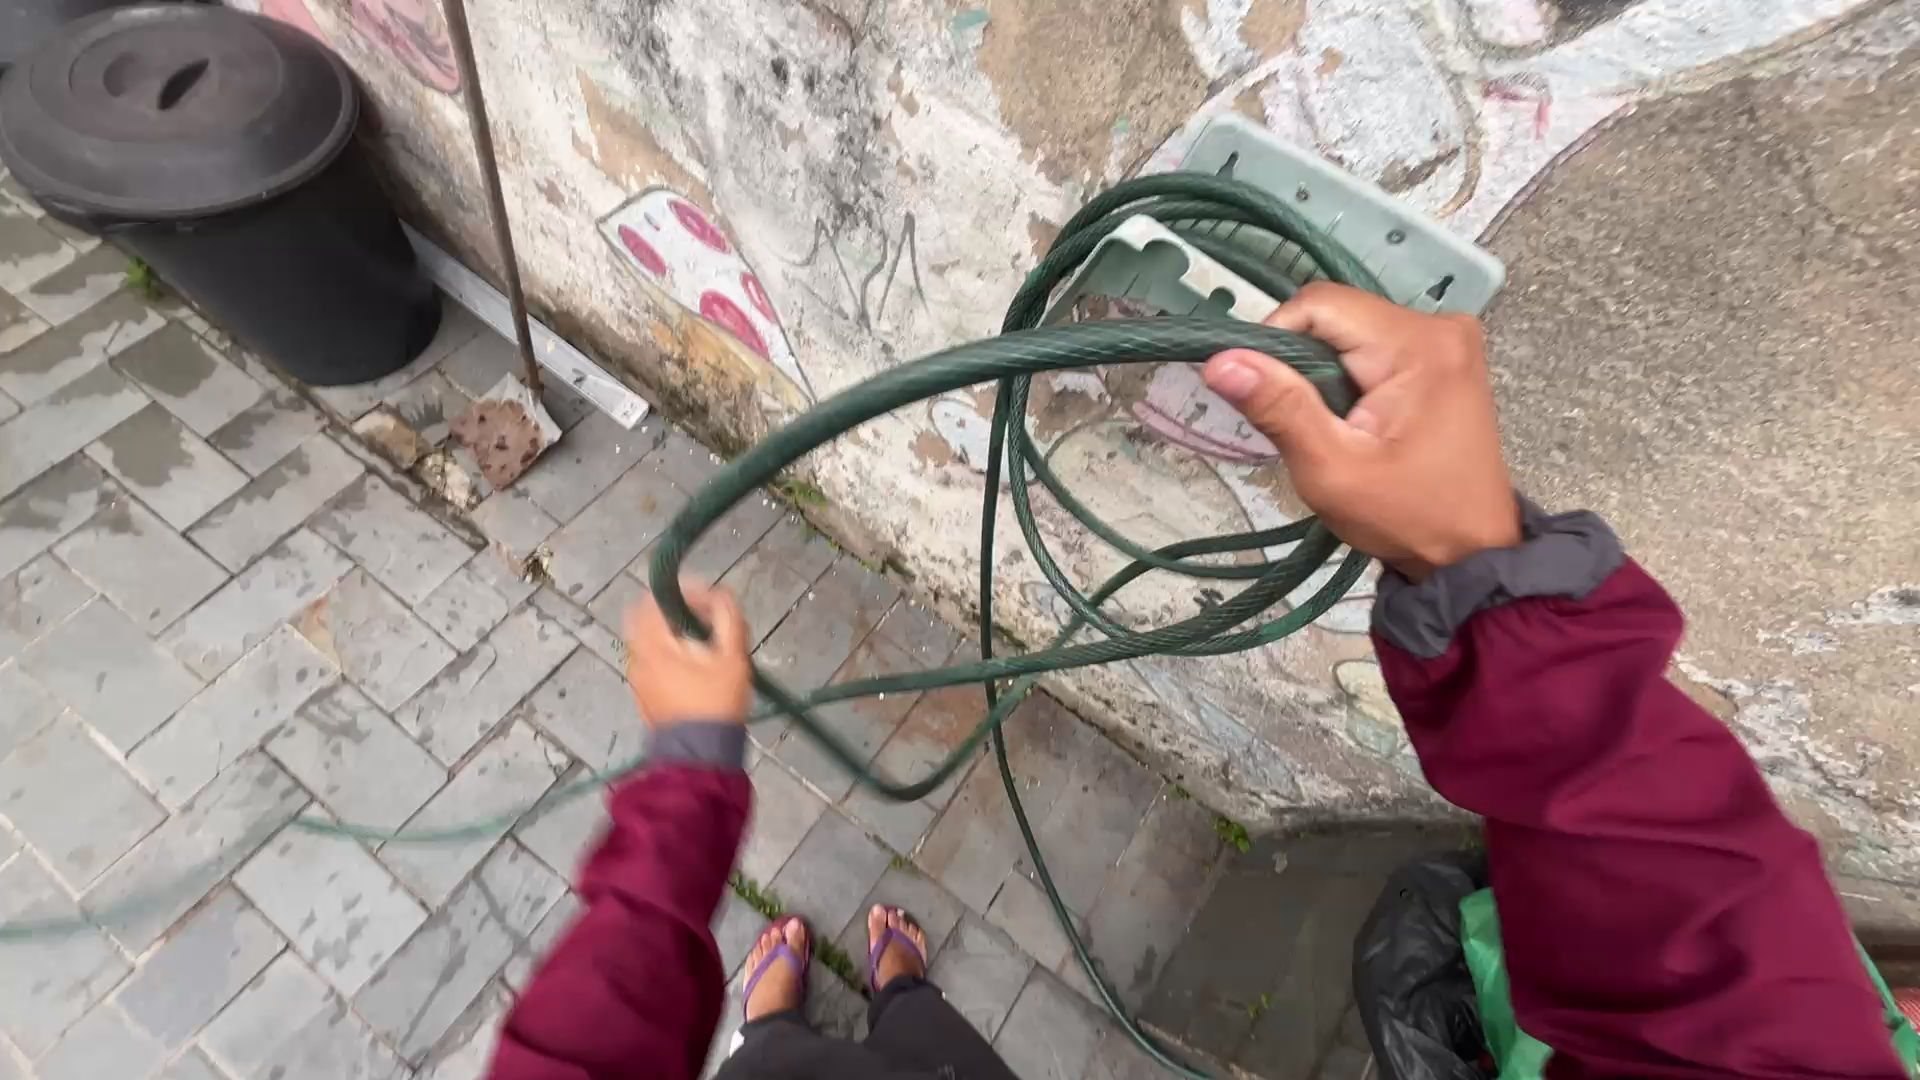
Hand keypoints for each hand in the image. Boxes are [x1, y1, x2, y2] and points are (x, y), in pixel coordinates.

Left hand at [622, 580, 752, 727]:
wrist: (699, 753)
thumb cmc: (716, 702)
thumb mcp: (731, 658)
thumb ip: (728, 620)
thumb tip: (722, 595)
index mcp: (653, 646)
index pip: (653, 602)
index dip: (682, 591)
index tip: (708, 596)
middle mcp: (637, 658)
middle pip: (646, 618)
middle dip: (675, 609)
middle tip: (704, 613)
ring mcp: (637, 677)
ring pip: (648, 639)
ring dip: (673, 630)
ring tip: (706, 638)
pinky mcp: (644, 693)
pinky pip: (651, 659)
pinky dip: (669, 650)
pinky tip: (696, 663)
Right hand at [1202, 283, 1520, 580]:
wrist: (1469, 550)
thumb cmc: (1403, 515)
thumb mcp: (1329, 467)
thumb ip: (1277, 407)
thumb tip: (1220, 361)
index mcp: (1418, 344)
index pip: (1318, 304)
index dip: (1272, 339)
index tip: (1260, 393)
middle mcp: (1439, 325)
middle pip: (1333, 315)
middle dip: (1297, 362)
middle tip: (1296, 422)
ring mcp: (1444, 340)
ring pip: (1346, 332)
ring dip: (1317, 374)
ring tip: (1322, 426)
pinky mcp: (1439, 358)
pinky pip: (1367, 348)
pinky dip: (1341, 379)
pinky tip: (1345, 420)